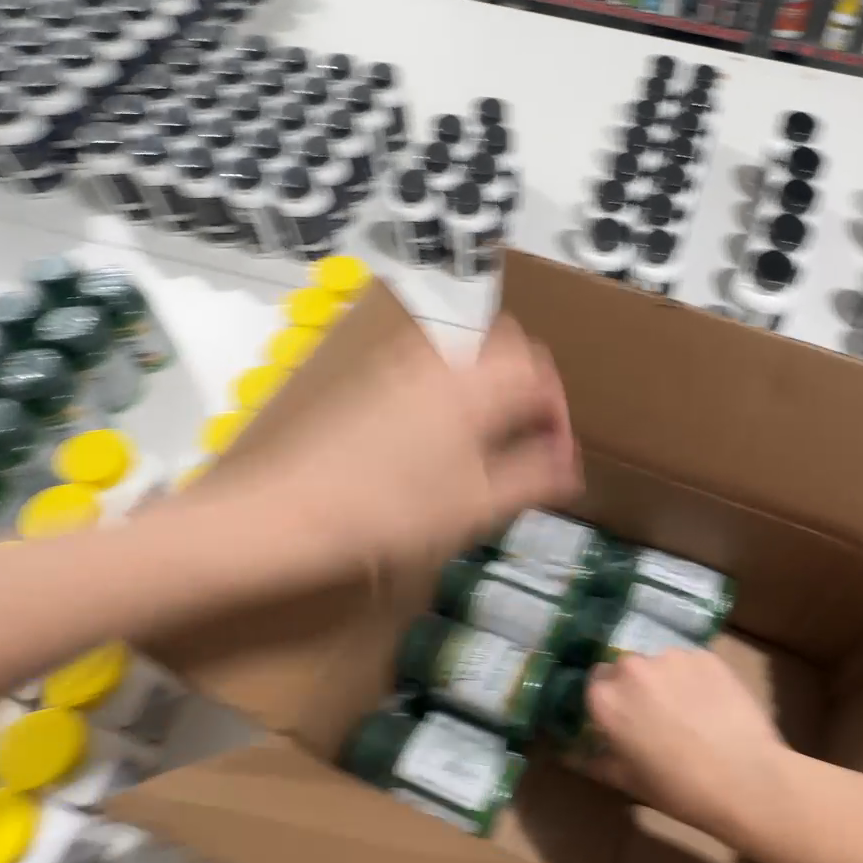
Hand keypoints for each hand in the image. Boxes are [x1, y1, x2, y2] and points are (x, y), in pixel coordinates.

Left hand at [195, 315, 580, 571]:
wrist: (291, 514)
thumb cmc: (395, 513)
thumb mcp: (478, 505)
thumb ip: (535, 477)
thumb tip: (571, 465)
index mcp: (475, 384)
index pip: (539, 369)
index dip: (559, 409)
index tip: (558, 454)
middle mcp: (439, 362)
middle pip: (505, 348)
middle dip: (527, 388)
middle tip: (530, 439)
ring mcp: (399, 368)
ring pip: (465, 359)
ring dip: (491, 391)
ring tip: (488, 448)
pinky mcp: (369, 384)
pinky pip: (430, 374)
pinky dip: (453, 396)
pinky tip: (437, 447)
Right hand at [587, 649, 792, 842]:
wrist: (745, 778)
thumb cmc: (680, 788)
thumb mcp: (629, 783)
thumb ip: (598, 761)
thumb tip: (580, 754)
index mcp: (606, 698)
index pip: (595, 682)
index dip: (609, 701)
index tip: (623, 719)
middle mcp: (633, 668)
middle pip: (626, 668)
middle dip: (636, 687)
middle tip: (655, 717)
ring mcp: (672, 657)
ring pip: (660, 663)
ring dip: (666, 680)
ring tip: (689, 712)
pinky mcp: (706, 655)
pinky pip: (691, 663)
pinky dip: (695, 679)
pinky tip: (712, 705)